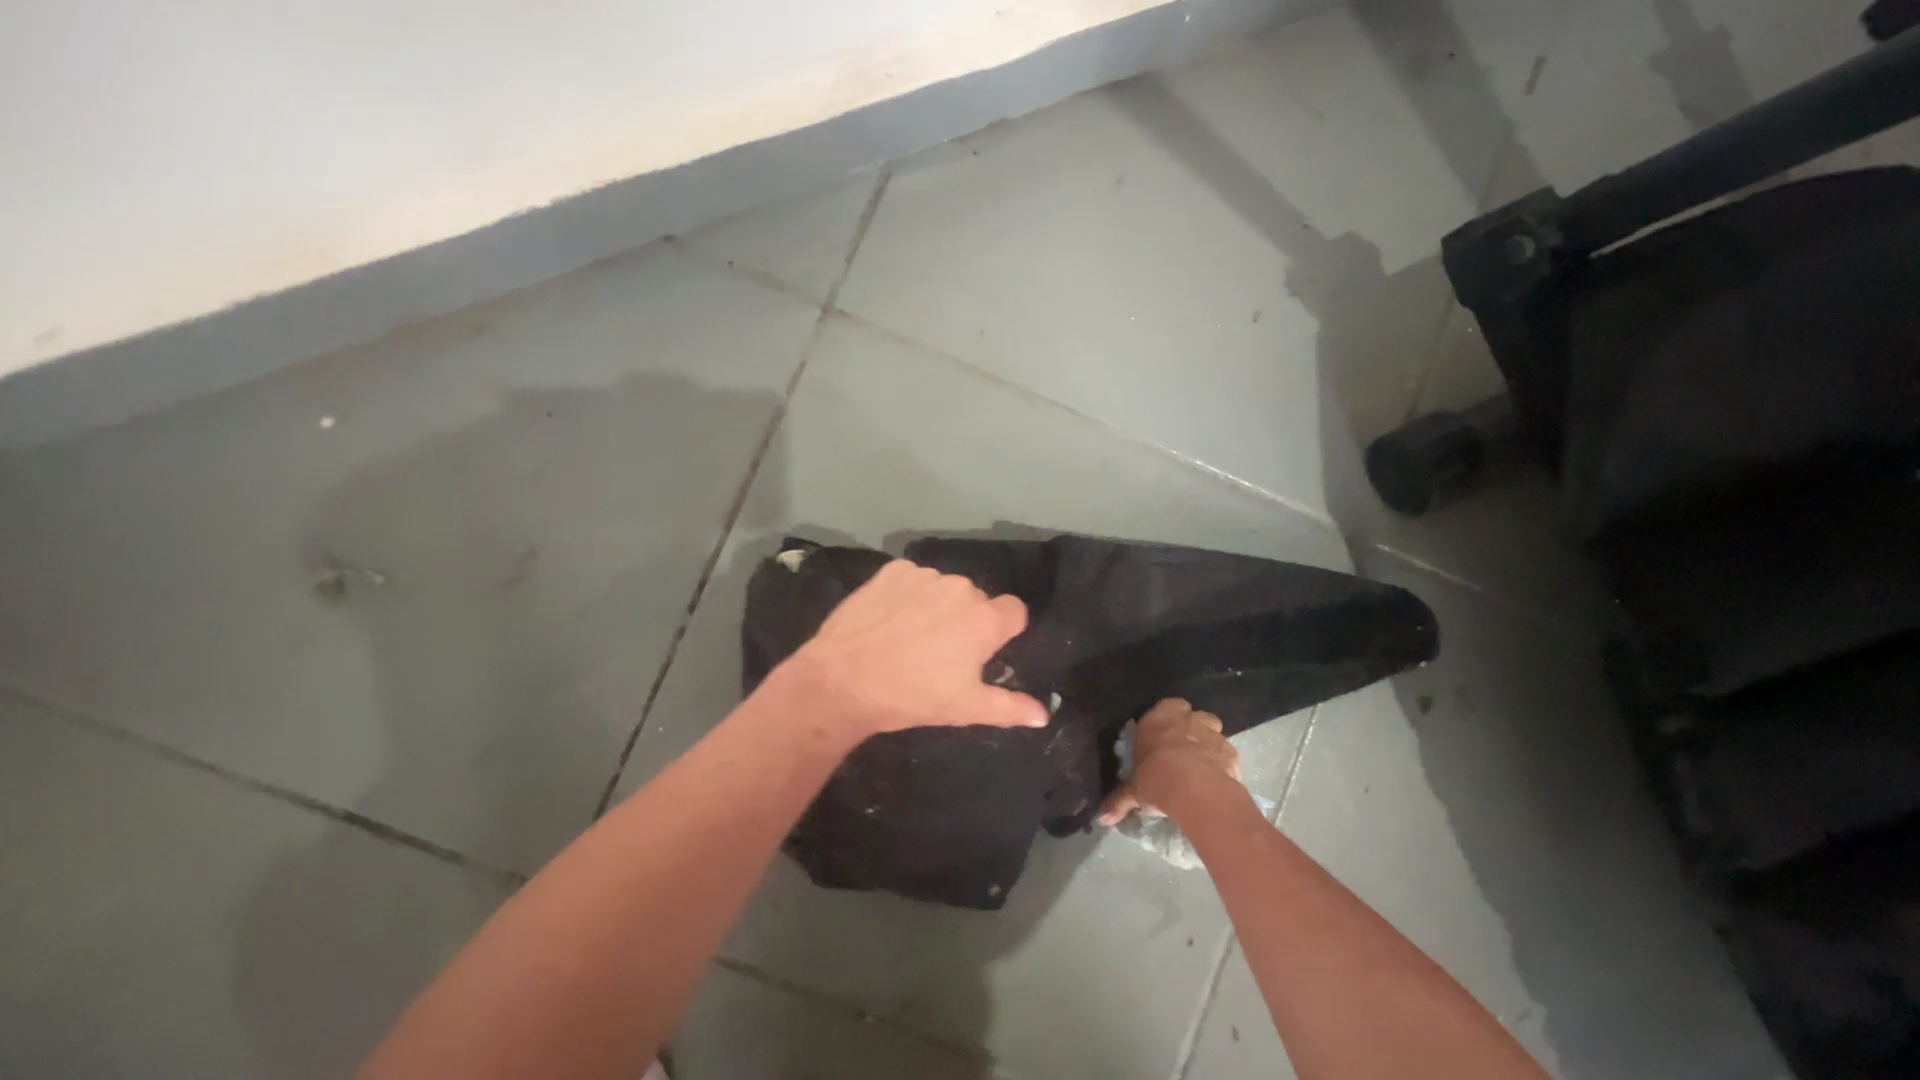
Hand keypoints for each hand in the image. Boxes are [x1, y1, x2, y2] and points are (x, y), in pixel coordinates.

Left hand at [781, 559, 1049, 735]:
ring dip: (936, 607)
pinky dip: (907, 596)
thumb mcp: (965, 708)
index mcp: (985, 619)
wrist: (842, 680)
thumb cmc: (912, 697)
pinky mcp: (892, 571)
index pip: (1015, 612)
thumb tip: (1044, 715)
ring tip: (910, 639)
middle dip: (966, 621)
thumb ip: (1010, 708)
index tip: (983, 652)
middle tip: (941, 654)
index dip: (1003, 631)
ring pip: (943, 589)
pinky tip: (890, 622)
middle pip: (976, 600)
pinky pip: (912, 580)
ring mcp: (924, 575)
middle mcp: (960, 588)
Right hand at [1099, 698, 1239, 824]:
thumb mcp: (1134, 792)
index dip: (1165, 721)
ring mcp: (1212, 733)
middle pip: (1192, 715)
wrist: (1196, 790)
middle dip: (1190, 727)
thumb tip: (1102, 818)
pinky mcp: (1231, 752)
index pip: (1164, 707)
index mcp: (1158, 718)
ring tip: (1200, 766)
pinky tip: (1216, 780)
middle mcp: (1186, 719)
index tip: (1160, 738)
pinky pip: (1226, 754)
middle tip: (1181, 750)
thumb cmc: (1156, 779)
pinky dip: (1222, 763)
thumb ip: (1119, 801)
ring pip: (1213, 731)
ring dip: (1207, 744)